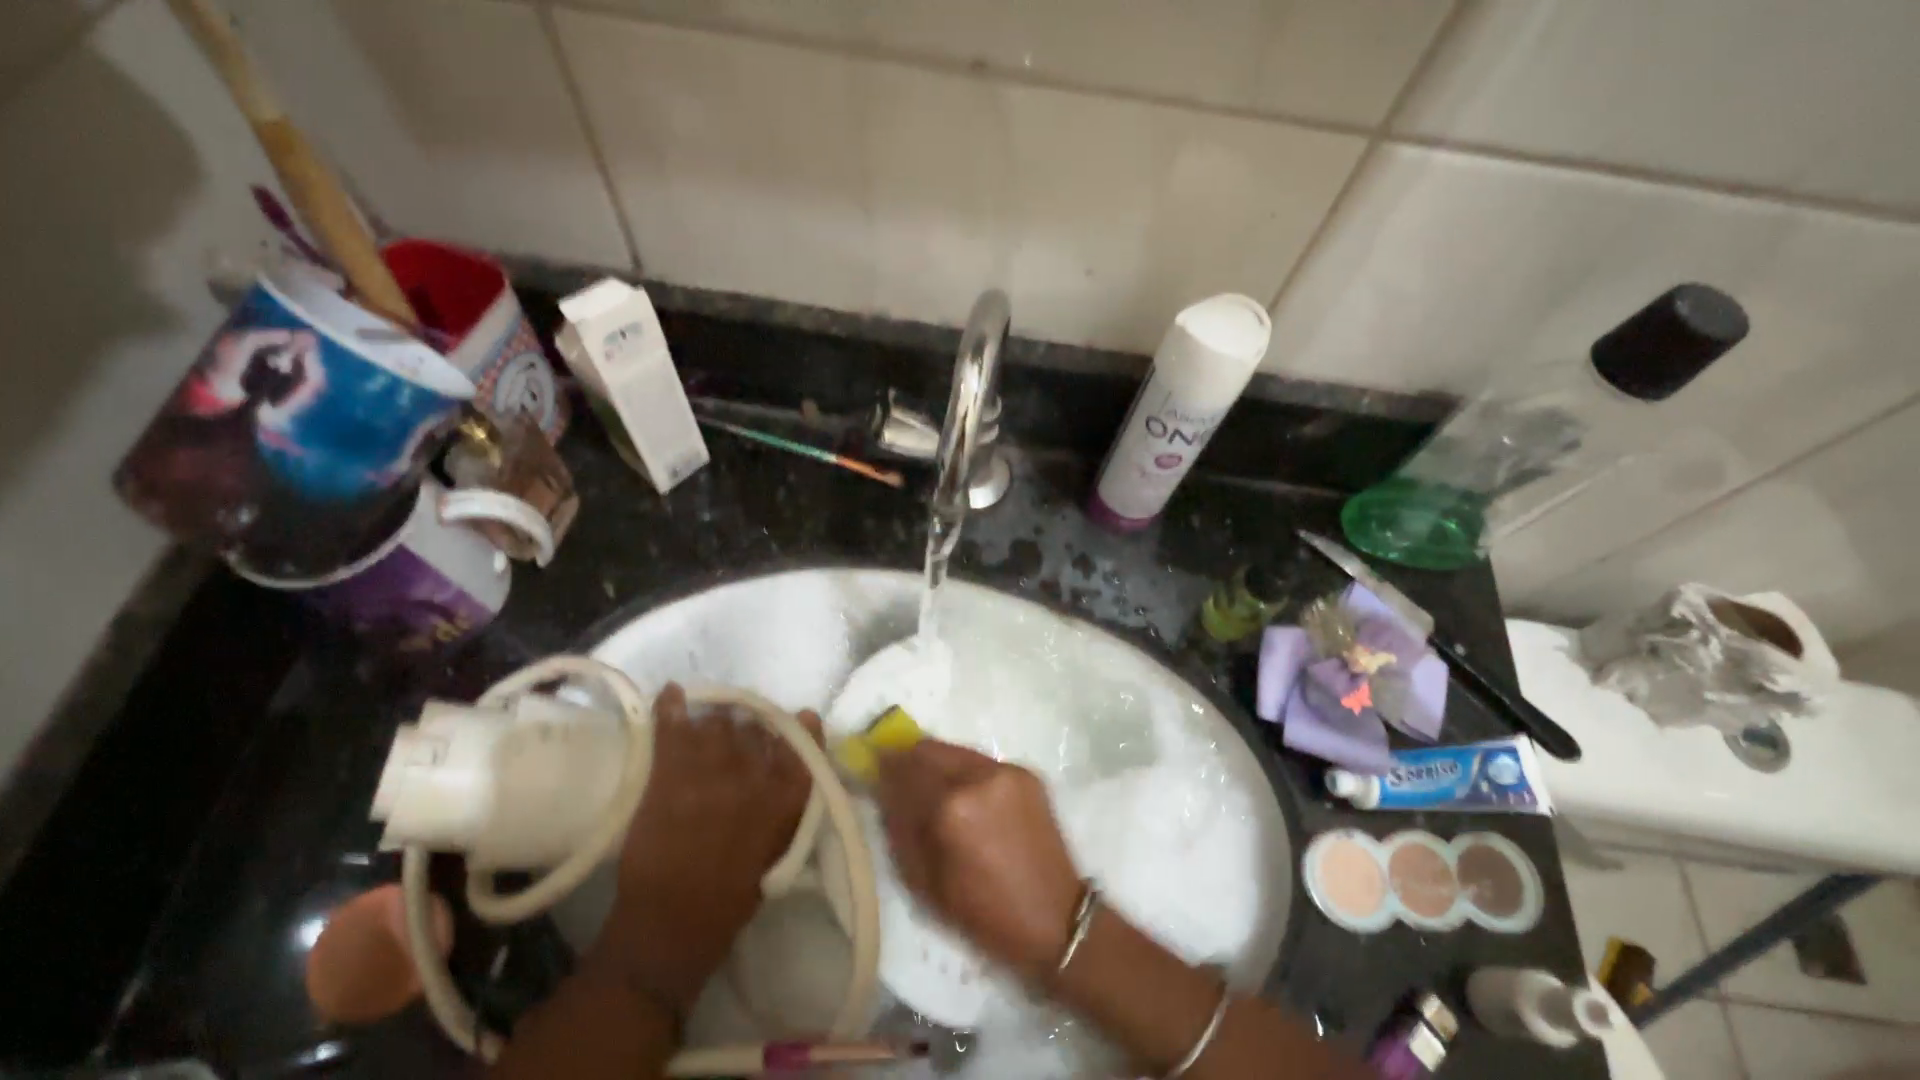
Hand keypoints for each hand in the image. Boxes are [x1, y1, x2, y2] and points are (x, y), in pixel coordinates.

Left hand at [590, 683, 819, 1013]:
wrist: (671, 925)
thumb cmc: (731, 900)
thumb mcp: (778, 853)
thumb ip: (786, 809)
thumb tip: (790, 775)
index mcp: (786, 803)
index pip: (802, 746)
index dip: (800, 728)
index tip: (799, 717)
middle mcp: (754, 780)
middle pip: (757, 729)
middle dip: (752, 726)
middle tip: (741, 730)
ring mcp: (710, 774)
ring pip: (718, 723)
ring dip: (716, 721)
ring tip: (709, 724)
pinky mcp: (668, 777)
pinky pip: (672, 727)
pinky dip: (672, 707)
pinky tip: (671, 692)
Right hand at [874, 740, 1084, 983]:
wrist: (1055, 920)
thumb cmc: (984, 914)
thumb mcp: (924, 882)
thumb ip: (900, 829)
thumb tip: (883, 793)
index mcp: (951, 808)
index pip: (902, 771)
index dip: (881, 769)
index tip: (868, 768)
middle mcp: (979, 777)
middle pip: (928, 749)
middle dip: (906, 759)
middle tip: (894, 775)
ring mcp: (1007, 771)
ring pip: (955, 751)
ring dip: (935, 763)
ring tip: (928, 788)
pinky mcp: (1027, 774)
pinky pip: (981, 762)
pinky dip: (964, 772)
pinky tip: (962, 796)